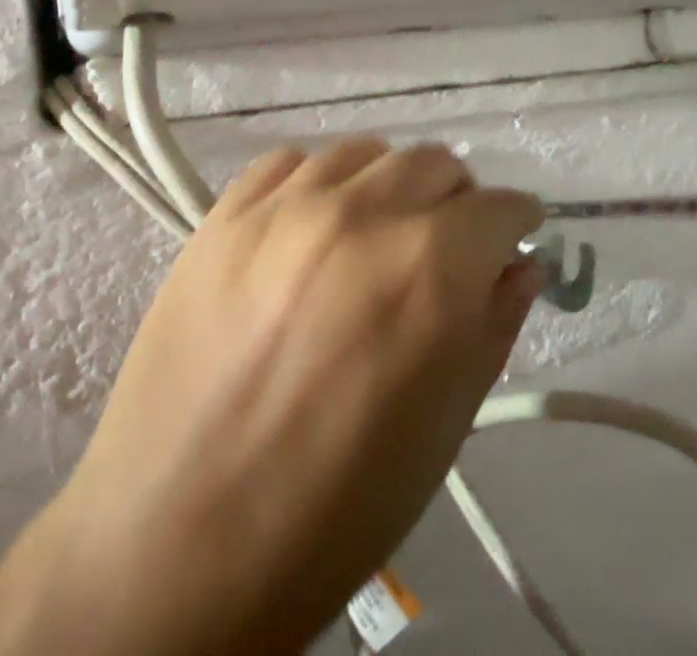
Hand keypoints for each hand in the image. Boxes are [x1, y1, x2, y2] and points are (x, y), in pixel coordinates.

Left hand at [0, 140, 544, 655]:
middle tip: (448, 253)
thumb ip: (493, 325)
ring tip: (378, 239)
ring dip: (389, 186)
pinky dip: (318, 184)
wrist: (179, 541)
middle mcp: (358, 215)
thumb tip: (517, 266)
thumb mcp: (446, 423)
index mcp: (429, 268)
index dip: (516, 229)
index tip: (512, 250)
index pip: (500, 208)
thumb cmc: (336, 504)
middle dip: (457, 204)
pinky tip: (312, 230)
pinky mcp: (217, 220)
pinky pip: (287, 165)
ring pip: (362, 154)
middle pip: (434, 164)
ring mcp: (279, 210)